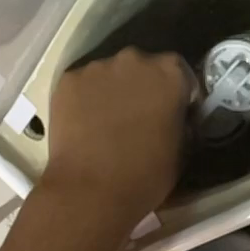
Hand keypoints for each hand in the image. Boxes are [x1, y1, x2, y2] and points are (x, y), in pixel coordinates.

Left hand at [40, 48, 193, 221]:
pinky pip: (82, 85)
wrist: (90, 191)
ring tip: (107, 123)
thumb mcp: (182, 149)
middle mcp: (135, 59)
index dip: (177, 93)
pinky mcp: (68, 80)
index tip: (172, 113)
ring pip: (109, 75)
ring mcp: (97, 67)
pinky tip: (84, 125)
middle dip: (142, 87)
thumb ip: (181, 121)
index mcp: (170, 72)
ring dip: (112, 91)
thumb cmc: (146, 175)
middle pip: (142, 67)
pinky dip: (85, 99)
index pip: (180, 72)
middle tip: (138, 117)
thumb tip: (174, 116)